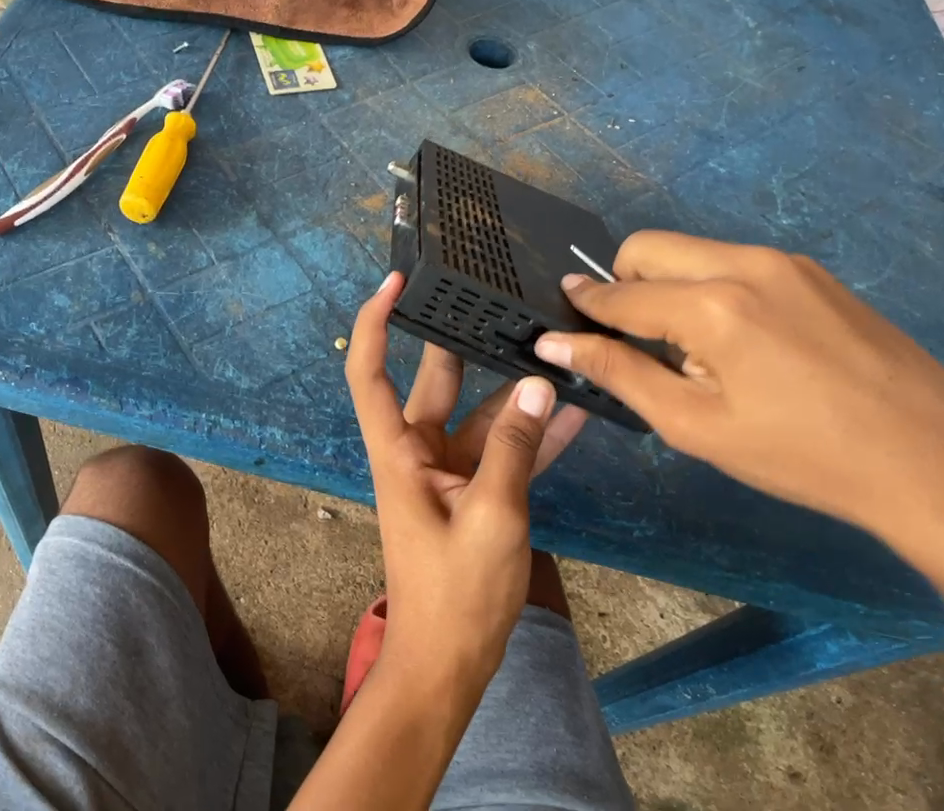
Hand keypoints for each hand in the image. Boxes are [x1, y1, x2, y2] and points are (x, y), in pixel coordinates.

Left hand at [346, 272, 585, 679]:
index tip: (395, 282)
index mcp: (397, 452)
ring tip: (556, 351)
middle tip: (502, 302)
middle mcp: (416, 453)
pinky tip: (572, 411)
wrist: (450, 662)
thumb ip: (514, 448)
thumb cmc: (457, 592)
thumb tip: (536, 386)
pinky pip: (501, 454)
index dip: (375, 324)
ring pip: (479, 418)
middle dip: (465, 345)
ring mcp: (447, 474)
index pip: (371, 372)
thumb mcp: (493, 515)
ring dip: (515, 395)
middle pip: (436, 384)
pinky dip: (530, 437)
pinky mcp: (475, 496)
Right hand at [531, 230, 943, 536]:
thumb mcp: (695, 425)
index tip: (560, 322)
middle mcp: (746, 264)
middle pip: (647, 247)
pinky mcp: (817, 275)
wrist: (935, 465)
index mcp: (712, 305)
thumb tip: (555, 342)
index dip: (582, 307)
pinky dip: (713, 290)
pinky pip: (737, 264)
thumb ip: (619, 373)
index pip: (618, 293)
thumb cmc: (801, 457)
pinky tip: (744, 347)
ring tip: (693, 352)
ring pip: (693, 252)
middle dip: (622, 284)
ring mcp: (788, 264)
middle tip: (632, 342)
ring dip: (669, 287)